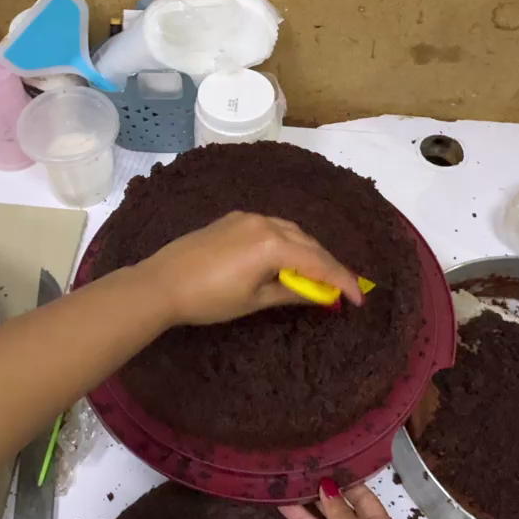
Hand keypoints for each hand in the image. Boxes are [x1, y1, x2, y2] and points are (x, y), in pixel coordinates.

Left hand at [131, 211, 364, 326]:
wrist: (161, 283)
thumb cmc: (208, 299)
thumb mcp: (254, 300)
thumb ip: (292, 291)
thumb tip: (320, 294)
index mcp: (273, 244)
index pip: (318, 262)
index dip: (341, 281)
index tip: (357, 300)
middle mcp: (264, 222)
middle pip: (308, 242)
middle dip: (327, 265)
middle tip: (340, 289)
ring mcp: (246, 218)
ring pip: (290, 231)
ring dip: (307, 251)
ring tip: (316, 276)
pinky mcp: (232, 219)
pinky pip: (270, 227)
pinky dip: (286, 242)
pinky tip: (286, 258)